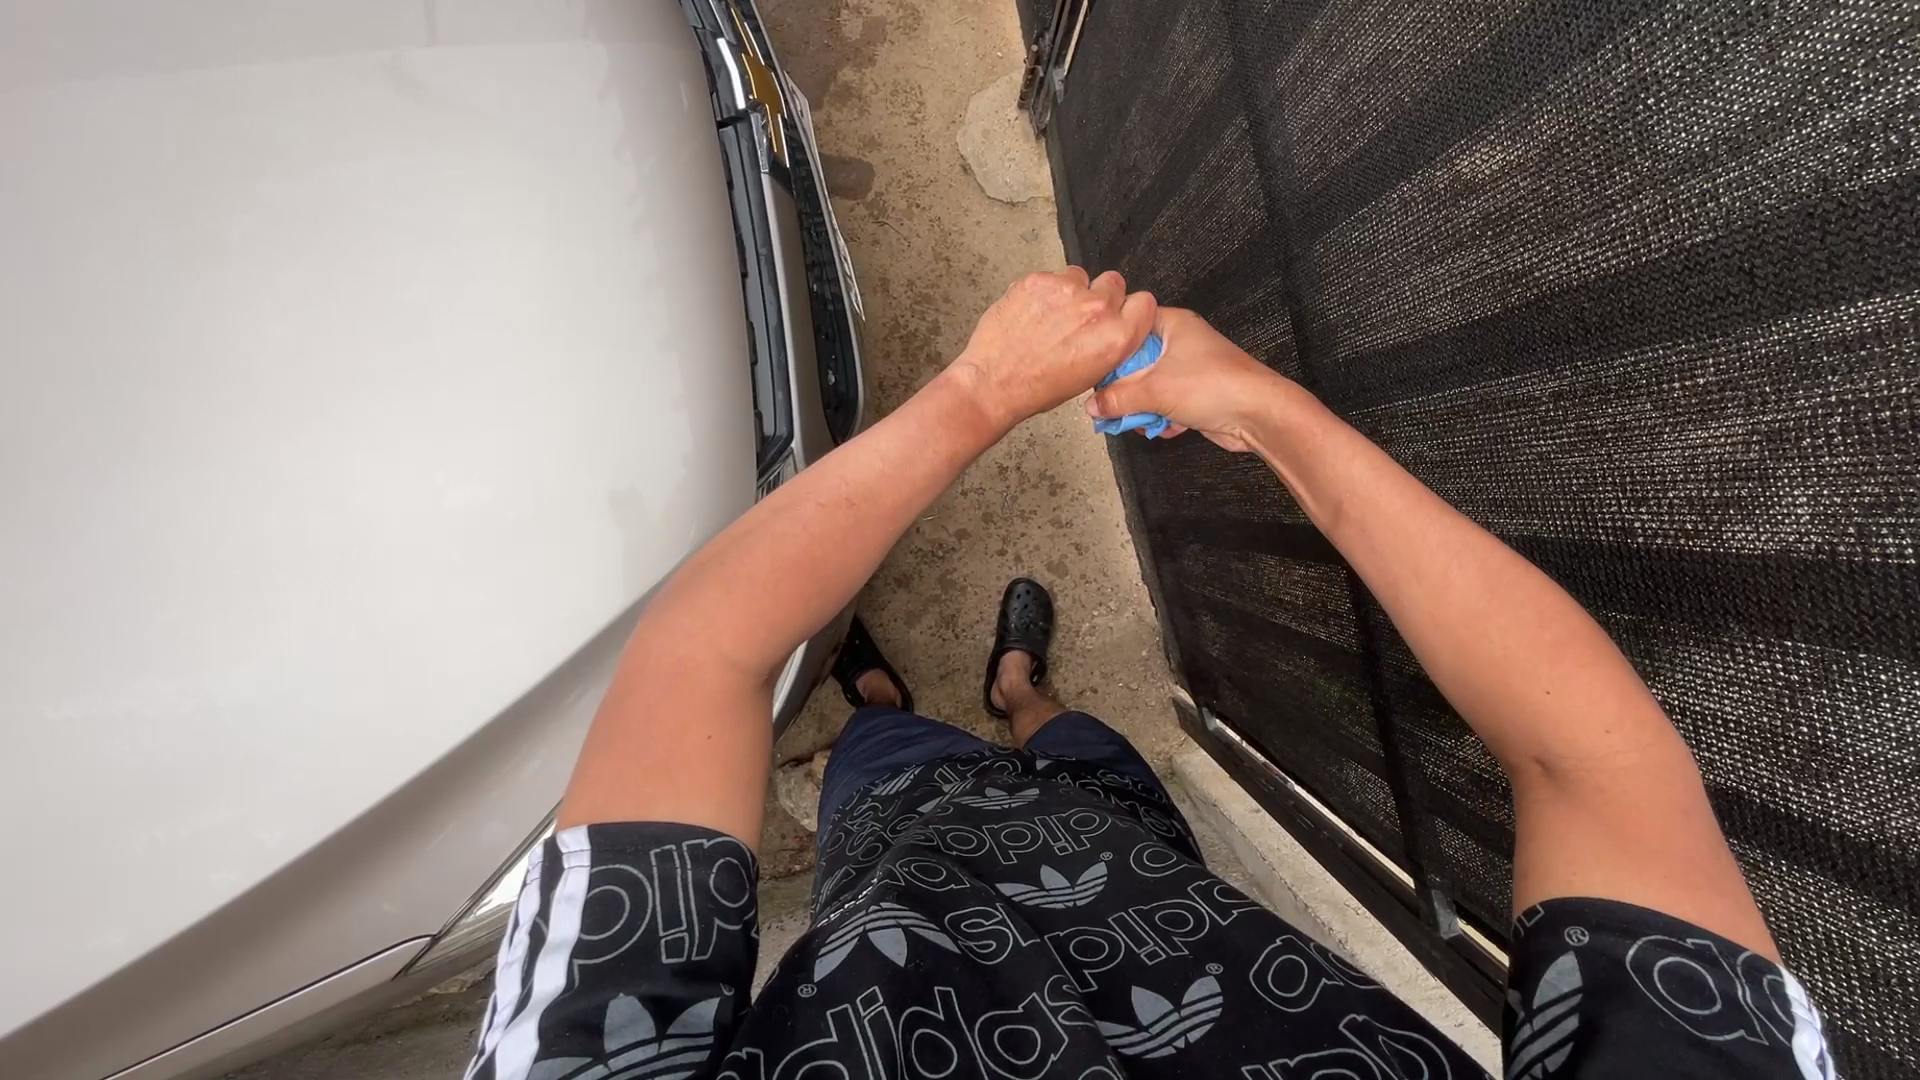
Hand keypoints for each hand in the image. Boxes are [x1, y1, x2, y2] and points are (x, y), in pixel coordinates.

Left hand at [949, 267, 1157, 428]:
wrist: (994, 383)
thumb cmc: (1038, 388)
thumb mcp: (1090, 375)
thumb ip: (1110, 344)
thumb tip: (1112, 328)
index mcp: (1117, 337)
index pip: (1144, 302)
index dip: (1129, 308)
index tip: (1118, 314)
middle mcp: (1097, 309)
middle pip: (1113, 283)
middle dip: (1098, 297)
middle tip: (1077, 318)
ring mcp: (1067, 291)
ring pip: (1079, 276)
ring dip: (1069, 292)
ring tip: (1049, 317)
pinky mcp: (1038, 280)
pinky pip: (1049, 277)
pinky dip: (1042, 291)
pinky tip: (1030, 314)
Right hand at [1083, 307, 1296, 451]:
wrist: (1257, 414)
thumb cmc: (1211, 386)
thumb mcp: (1153, 390)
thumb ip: (1116, 398)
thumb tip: (1090, 407)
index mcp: (1171, 324)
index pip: (1129, 326)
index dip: (1110, 346)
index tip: (1093, 369)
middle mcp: (1180, 342)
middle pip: (1136, 362)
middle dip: (1123, 388)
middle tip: (1110, 405)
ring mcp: (1188, 369)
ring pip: (1148, 386)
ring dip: (1141, 407)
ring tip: (1137, 421)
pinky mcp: (1195, 395)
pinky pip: (1165, 404)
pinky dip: (1160, 417)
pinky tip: (1161, 428)